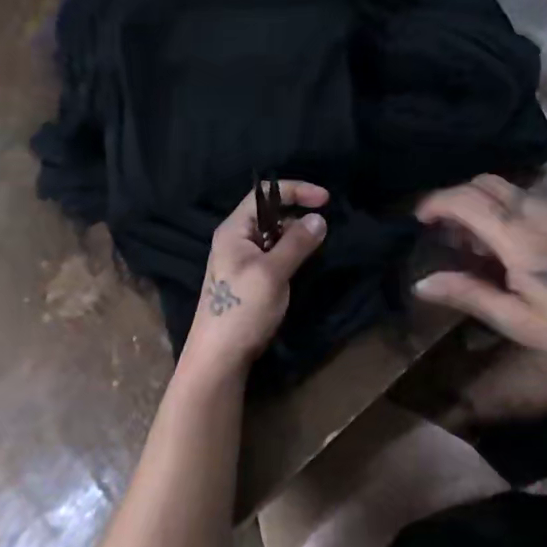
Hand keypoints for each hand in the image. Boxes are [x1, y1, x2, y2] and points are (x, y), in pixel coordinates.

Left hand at [178, 181, 330, 380]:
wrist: (220, 355)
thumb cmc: (242, 308)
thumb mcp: (272, 272)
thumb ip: (296, 243)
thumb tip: (318, 218)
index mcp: (233, 230)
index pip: (263, 194)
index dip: (294, 190)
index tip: (325, 198)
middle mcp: (235, 240)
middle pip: (268, 214)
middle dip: (297, 213)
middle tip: (327, 224)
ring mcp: (241, 261)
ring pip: (273, 237)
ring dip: (296, 236)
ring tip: (321, 243)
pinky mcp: (249, 280)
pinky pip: (272, 256)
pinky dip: (291, 254)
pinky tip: (307, 262)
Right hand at [411, 176, 546, 391]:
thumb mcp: (518, 322)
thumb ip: (467, 294)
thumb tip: (420, 283)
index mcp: (524, 240)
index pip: (468, 200)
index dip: (436, 202)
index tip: (418, 219)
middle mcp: (544, 215)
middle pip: (487, 183)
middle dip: (457, 199)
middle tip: (448, 235)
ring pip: (509, 190)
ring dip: (483, 207)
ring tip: (480, 249)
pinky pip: (531, 200)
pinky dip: (507, 212)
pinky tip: (513, 249)